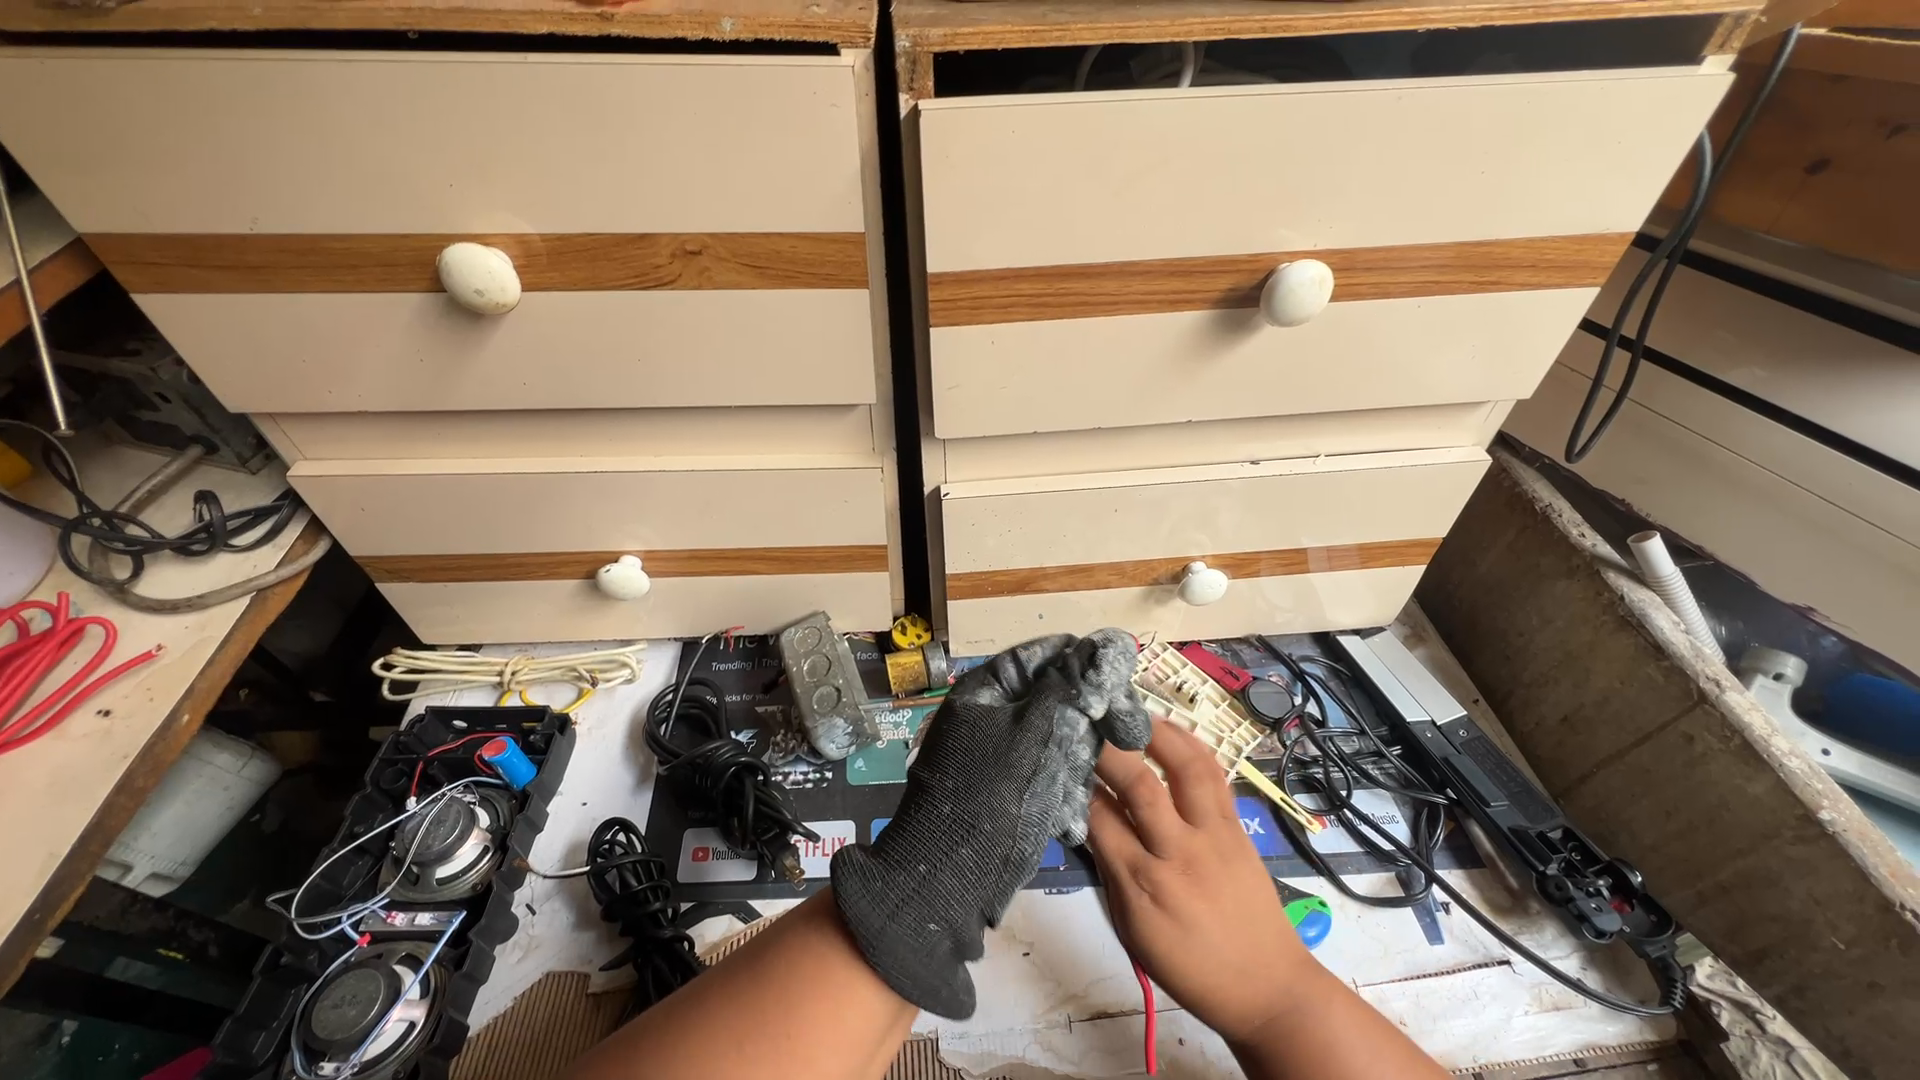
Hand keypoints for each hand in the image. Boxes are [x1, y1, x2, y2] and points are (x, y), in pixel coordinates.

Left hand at [832, 631, 1150, 1018]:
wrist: (954, 867)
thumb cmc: (989, 789)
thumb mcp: (1028, 731)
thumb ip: (1059, 691)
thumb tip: (1085, 653)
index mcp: (981, 692)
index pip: (1031, 657)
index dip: (1070, 655)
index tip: (1111, 661)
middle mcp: (986, 714)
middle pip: (1042, 692)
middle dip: (1081, 701)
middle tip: (1122, 709)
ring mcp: (996, 750)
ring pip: (1049, 730)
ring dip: (1080, 736)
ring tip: (1117, 739)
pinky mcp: (1008, 782)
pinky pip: (1044, 762)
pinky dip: (1067, 767)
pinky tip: (1094, 771)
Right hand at [1087, 720, 1325, 1044]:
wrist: (1267, 988)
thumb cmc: (1189, 966)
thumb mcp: (1131, 929)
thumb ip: (1109, 869)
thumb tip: (1086, 818)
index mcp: (1143, 885)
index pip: (1099, 818)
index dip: (1077, 785)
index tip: (1061, 759)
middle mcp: (1178, 852)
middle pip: (1139, 785)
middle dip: (1108, 749)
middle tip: (1085, 720)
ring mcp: (1214, 836)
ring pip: (1185, 768)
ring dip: (1156, 732)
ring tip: (1130, 711)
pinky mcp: (1238, 829)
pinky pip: (1215, 776)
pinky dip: (1191, 746)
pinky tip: (1171, 730)